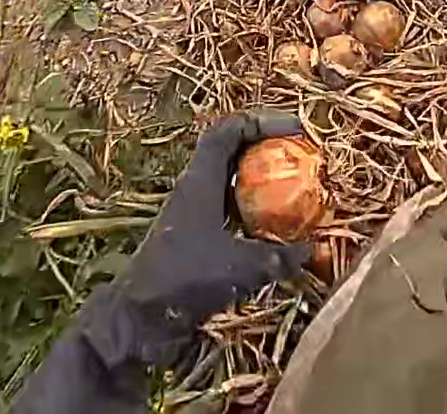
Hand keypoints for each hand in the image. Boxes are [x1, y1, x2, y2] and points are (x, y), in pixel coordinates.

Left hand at [13, 112, 312, 413]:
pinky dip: (255, 203)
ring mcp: (194, 210)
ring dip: (261, 172)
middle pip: (233, 147)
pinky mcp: (196, 234)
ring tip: (292, 178)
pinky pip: (231, 203)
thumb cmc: (181, 281)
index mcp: (201, 180)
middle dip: (267, 143)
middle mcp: (197, 188)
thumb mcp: (238, 267)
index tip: (294, 130)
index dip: (263, 121)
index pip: (230, 130)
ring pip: (232, 175)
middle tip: (297, 150)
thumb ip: (278, 257)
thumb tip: (312, 248)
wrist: (133, 324)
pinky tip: (274, 220)